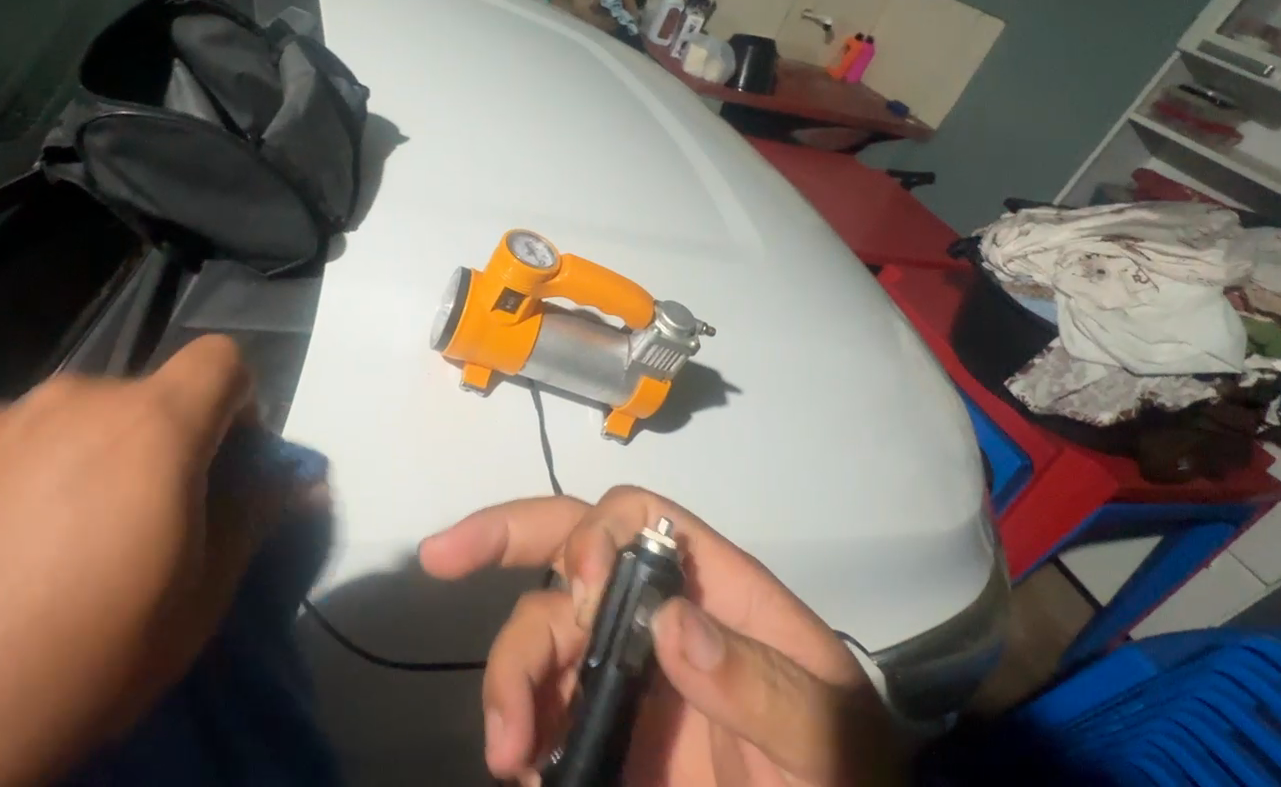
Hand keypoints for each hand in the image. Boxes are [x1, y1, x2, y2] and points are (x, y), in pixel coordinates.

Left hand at [0, 336, 295, 786]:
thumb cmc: (82, 653)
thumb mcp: (197, 598)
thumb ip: (253, 519)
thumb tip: (298, 481)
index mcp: (151, 423)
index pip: (221, 359)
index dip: (240, 405)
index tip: (226, 470)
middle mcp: (72, 401)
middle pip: (147, 399)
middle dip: (166, 446)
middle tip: (148, 530)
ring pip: (77, 426)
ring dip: (95, 465)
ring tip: (63, 555)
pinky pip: (14, 452)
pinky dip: (31, 484)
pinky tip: (0, 563)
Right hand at [420, 486, 902, 786]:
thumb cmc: (840, 784)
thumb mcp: (824, 737)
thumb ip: (760, 682)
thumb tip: (670, 619)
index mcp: (711, 591)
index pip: (640, 520)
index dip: (598, 537)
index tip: (581, 596)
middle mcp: (654, 614)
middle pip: (567, 549)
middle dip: (499, 537)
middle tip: (439, 556)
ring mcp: (623, 668)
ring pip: (541, 630)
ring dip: (507, 673)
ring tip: (506, 749)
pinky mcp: (599, 726)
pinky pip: (538, 701)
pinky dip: (514, 720)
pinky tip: (517, 763)